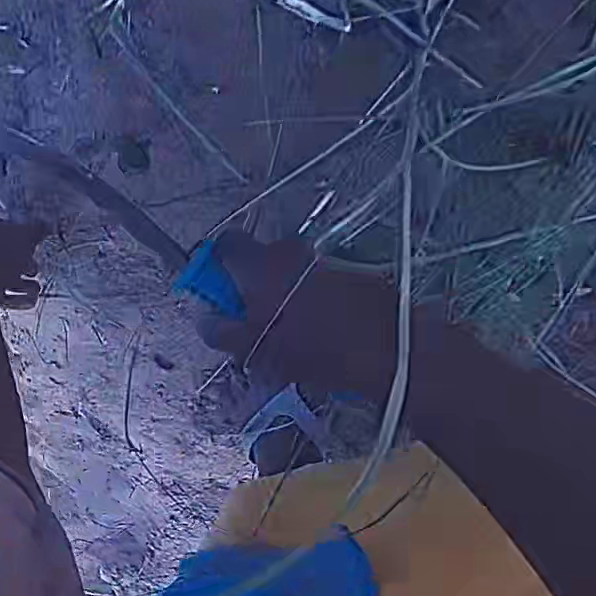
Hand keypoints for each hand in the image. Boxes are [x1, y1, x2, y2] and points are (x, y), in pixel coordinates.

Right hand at [199, 232, 400, 398]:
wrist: (388, 350)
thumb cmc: (314, 349)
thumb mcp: (254, 348)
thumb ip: (221, 331)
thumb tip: (207, 320)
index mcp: (262, 266)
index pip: (222, 245)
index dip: (208, 266)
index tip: (208, 291)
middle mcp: (291, 254)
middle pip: (252, 263)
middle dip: (241, 289)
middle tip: (241, 323)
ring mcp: (321, 261)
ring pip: (281, 274)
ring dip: (272, 297)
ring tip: (276, 334)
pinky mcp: (346, 274)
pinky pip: (308, 282)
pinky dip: (299, 300)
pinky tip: (305, 331)